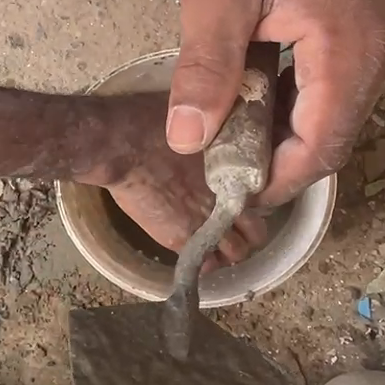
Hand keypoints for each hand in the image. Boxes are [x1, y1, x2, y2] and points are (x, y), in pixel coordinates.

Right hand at [102, 97, 268, 266]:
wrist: (122, 146)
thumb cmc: (149, 121)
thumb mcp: (193, 119)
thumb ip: (210, 130)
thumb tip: (208, 126)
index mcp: (241, 170)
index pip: (262, 199)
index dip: (248, 201)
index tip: (234, 199)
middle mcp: (232, 199)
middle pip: (256, 230)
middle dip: (242, 229)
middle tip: (222, 223)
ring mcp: (209, 223)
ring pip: (235, 253)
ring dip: (223, 248)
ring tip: (204, 240)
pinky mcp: (183, 239)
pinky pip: (206, 266)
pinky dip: (203, 262)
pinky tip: (189, 249)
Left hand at [163, 0, 384, 204]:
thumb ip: (206, 70)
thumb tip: (187, 141)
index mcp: (350, 49)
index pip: (320, 146)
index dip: (276, 181)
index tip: (229, 196)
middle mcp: (380, 55)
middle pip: (329, 139)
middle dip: (275, 166)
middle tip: (218, 173)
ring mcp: (379, 46)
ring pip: (330, 119)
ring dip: (281, 140)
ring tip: (225, 146)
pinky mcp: (365, 37)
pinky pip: (330, 94)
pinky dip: (291, 112)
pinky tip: (250, 109)